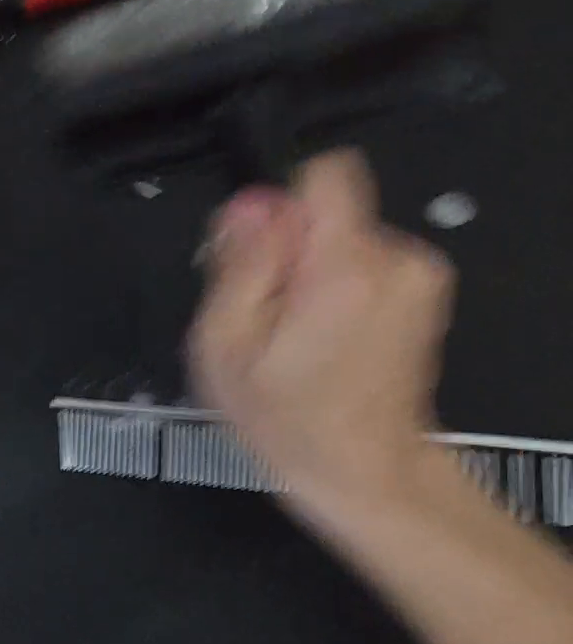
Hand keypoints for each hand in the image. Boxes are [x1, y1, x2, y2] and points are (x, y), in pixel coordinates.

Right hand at [189, 150, 456, 514]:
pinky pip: (357, 264)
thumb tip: (246, 207)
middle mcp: (396, 263)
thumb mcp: (224, 341)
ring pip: (335, 241)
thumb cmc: (285, 415)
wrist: (360, 466)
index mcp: (344, 270)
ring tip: (283, 333)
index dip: (273, 205)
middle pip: (321, 215)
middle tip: (258, 313)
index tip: (251, 250)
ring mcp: (417, 279)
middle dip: (278, 253)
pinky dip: (325, 291)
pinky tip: (311, 338)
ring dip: (299, 276)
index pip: (323, 177)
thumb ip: (237, 264)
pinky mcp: (419, 293)